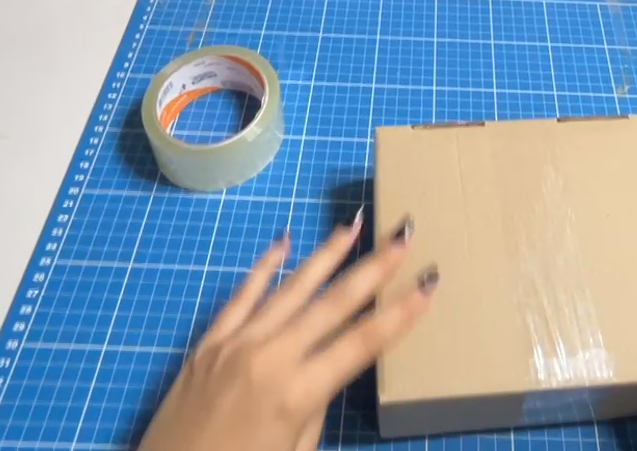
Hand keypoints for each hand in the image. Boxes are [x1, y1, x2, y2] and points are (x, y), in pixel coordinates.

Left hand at [139, 212, 435, 450]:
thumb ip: (312, 411)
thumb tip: (322, 371)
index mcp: (296, 393)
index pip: (362, 344)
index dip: (399, 314)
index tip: (428, 283)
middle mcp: (270, 356)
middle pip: (333, 303)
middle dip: (373, 268)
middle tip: (403, 236)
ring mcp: (236, 342)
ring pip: (291, 286)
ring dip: (327, 254)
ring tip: (354, 225)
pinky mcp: (208, 341)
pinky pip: (242, 294)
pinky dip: (265, 266)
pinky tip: (285, 240)